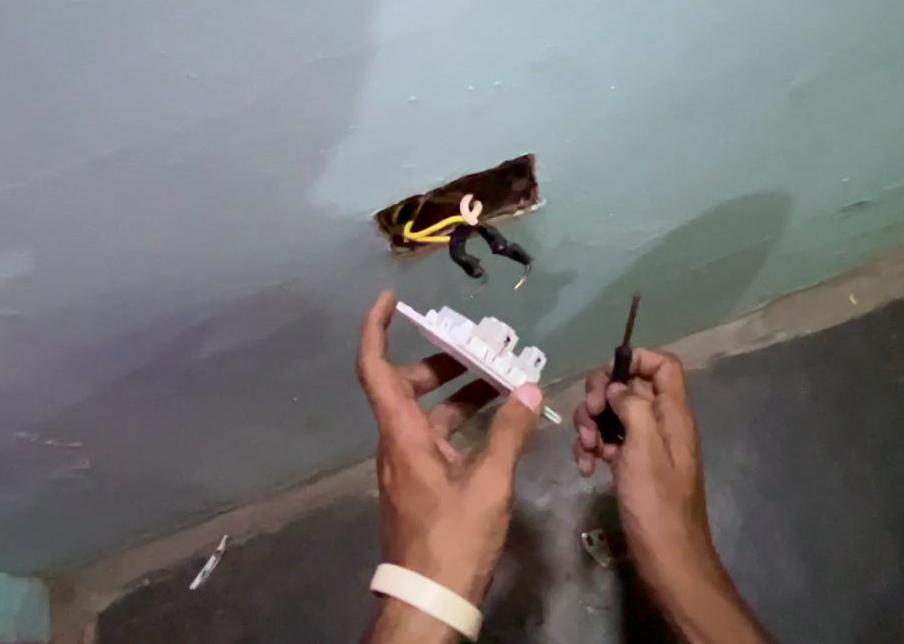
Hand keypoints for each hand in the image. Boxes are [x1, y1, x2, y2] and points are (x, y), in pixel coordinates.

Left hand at [357, 291, 543, 639]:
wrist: (429, 603)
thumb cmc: (451, 540)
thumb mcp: (489, 485)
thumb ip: (509, 434)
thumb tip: (529, 388)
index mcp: (402, 433)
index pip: (375, 367)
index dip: (376, 328)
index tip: (390, 299)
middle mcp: (397, 441)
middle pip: (407, 384)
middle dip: (440, 361)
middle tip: (478, 349)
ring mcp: (408, 463)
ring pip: (426, 411)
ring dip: (458, 392)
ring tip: (500, 379)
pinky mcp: (421, 482)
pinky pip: (437, 436)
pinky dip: (463, 422)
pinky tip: (497, 423)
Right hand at [574, 348, 772, 643]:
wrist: (667, 560)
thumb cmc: (657, 503)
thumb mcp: (644, 448)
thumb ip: (632, 406)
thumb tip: (615, 387)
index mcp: (673, 414)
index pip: (663, 365)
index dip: (636, 360)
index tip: (607, 379)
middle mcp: (662, 423)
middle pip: (629, 386)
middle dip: (600, 396)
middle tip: (588, 416)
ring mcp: (646, 445)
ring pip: (613, 413)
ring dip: (591, 424)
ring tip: (585, 449)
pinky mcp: (632, 464)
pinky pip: (608, 440)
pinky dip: (593, 447)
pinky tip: (585, 467)